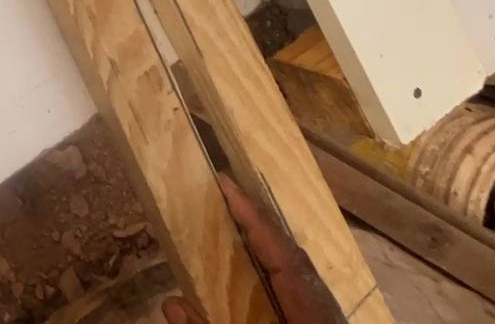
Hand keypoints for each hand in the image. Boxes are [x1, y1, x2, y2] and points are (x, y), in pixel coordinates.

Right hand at [163, 175, 347, 323]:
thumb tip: (171, 303)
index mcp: (310, 317)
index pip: (282, 257)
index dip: (254, 219)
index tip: (225, 183)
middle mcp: (324, 317)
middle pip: (297, 261)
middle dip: (262, 225)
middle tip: (225, 192)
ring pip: (304, 278)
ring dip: (270, 247)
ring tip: (237, 219)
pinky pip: (303, 294)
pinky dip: (278, 272)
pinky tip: (259, 272)